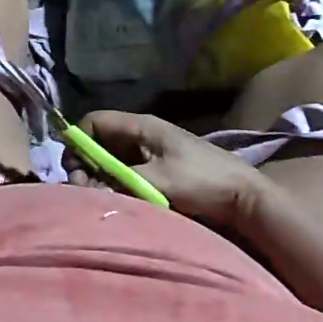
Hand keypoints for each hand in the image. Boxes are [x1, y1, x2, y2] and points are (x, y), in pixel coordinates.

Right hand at [76, 111, 274, 230]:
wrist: (248, 198)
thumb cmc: (203, 182)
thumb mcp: (156, 182)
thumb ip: (117, 181)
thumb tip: (84, 186)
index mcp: (141, 126)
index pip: (93, 122)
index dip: (78, 141)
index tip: (74, 169)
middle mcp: (142, 134)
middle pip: (99, 141)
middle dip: (86, 163)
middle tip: (85, 189)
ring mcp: (151, 152)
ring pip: (111, 158)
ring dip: (101, 176)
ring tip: (100, 197)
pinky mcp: (159, 169)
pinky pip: (126, 171)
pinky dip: (116, 183)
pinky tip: (117, 199)